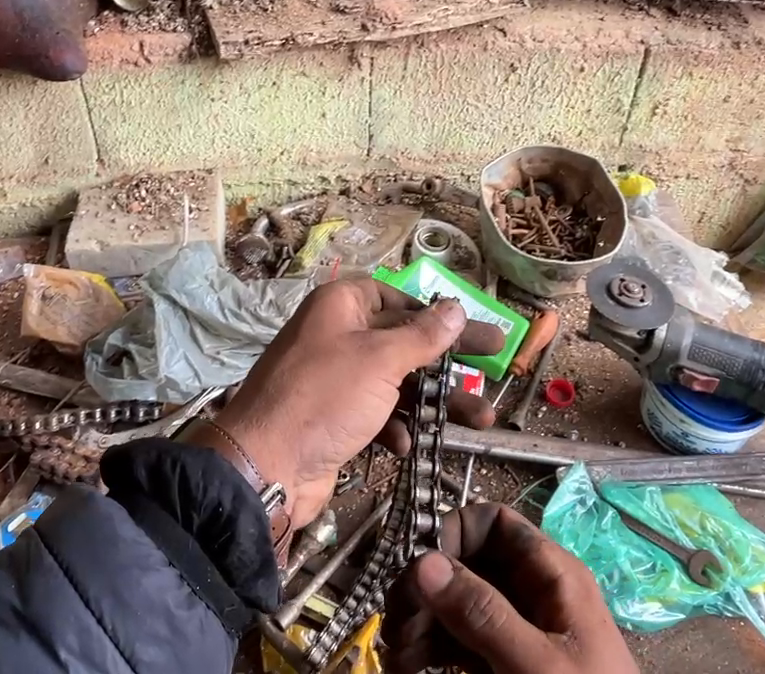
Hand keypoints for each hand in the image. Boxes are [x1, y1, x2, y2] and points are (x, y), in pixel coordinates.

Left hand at [210, 277, 503, 524]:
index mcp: (341, 307)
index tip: (466, 325)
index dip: (431, 311)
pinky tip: (409, 446)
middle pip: (404, 341)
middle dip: (449, 359)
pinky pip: (377, 415)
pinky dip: (397, 428)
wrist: (266, 467)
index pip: (395, 297)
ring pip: (398, 383)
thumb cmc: (324, 398)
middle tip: (498, 359)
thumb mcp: (380, 360)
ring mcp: (336, 381)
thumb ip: (422, 336)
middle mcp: (338, 337)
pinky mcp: (335, 420)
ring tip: (483, 419)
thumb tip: (455, 308)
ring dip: (436, 402)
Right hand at [384, 504, 638, 673]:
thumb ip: (482, 614)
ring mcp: (515, 631)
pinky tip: (404, 667)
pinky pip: (457, 643)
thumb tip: (424, 561)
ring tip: (394, 657)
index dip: (454, 534)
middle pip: (466, 564)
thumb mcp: (535, 665)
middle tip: (394, 622)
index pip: (494, 524)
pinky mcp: (502, 666)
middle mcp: (530, 593)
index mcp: (551, 575)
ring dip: (419, 623)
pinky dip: (428, 651)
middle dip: (425, 588)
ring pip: (455, 605)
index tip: (420, 569)